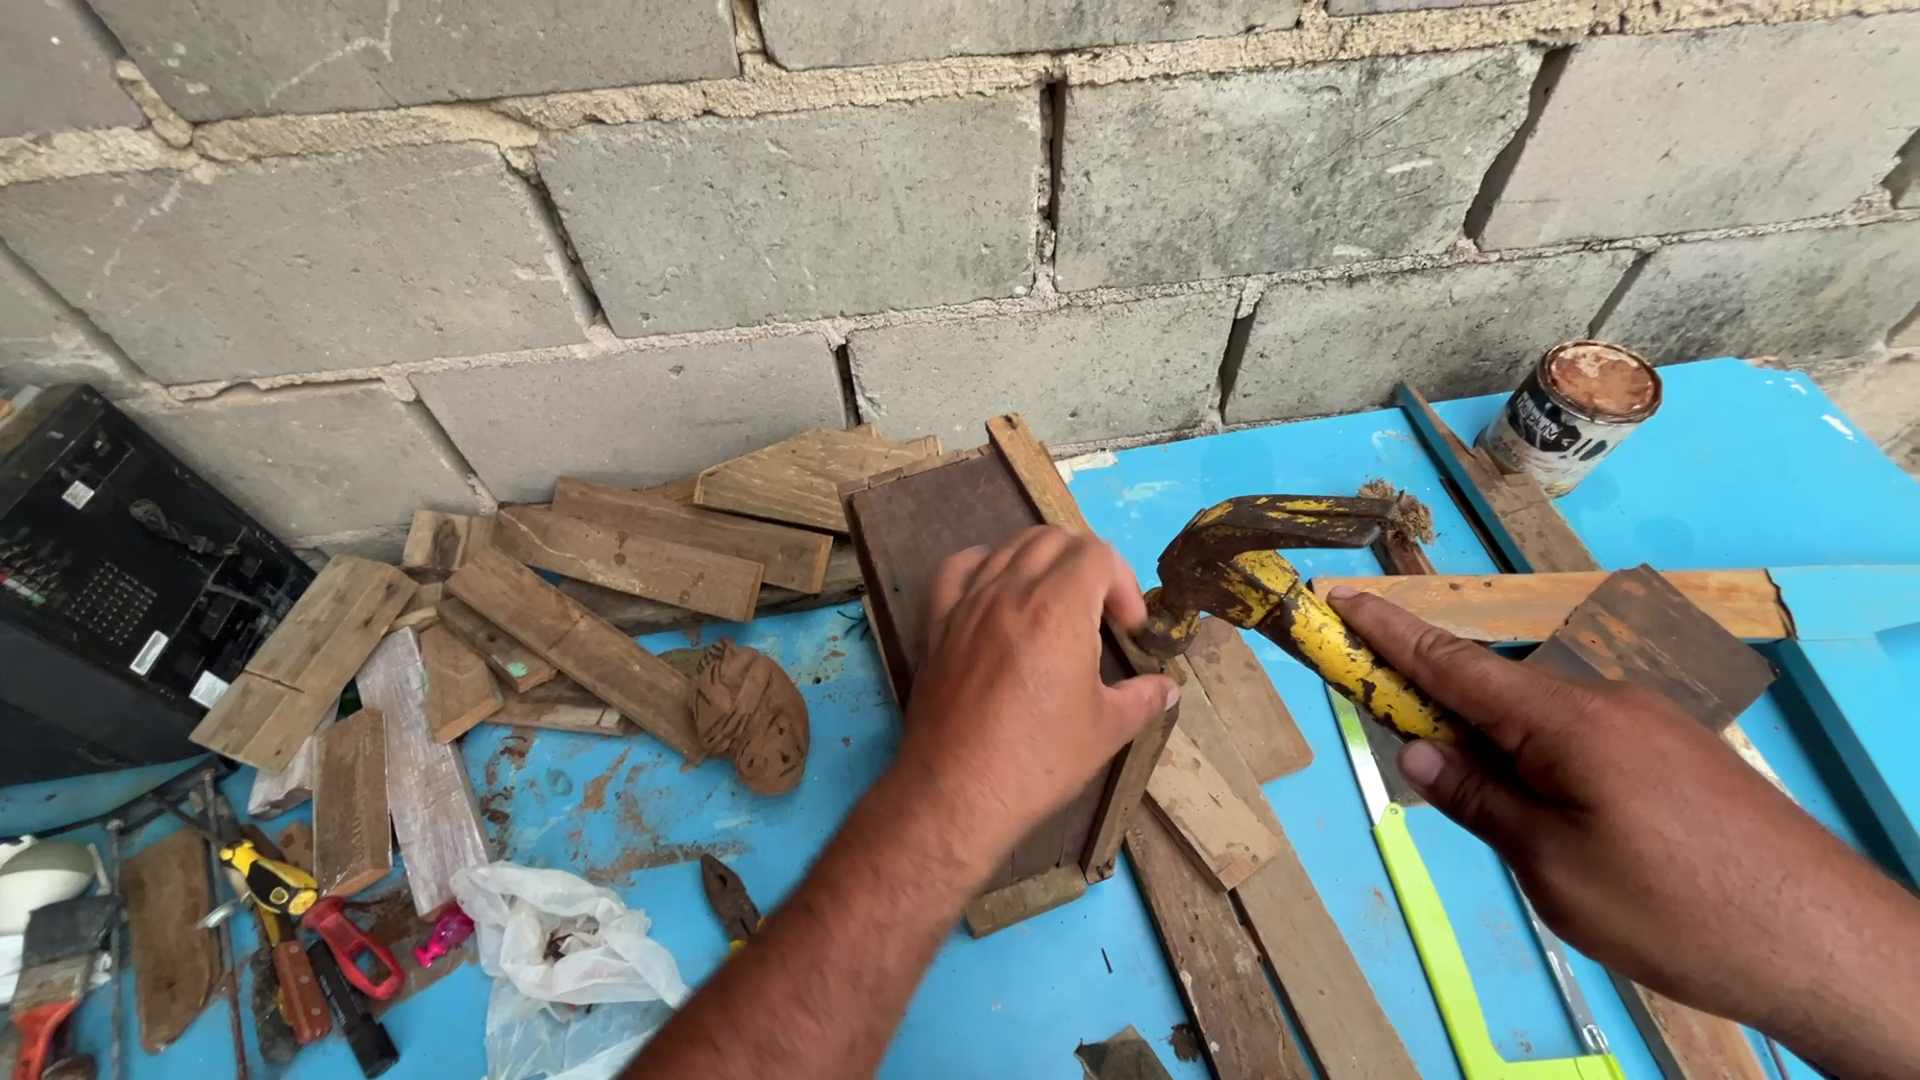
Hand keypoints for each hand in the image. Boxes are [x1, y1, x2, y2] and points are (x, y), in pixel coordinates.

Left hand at [898, 527, 1178, 861]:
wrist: (957, 791)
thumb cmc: (1039, 759)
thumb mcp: (1107, 730)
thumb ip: (1144, 698)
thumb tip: (1170, 688)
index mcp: (1058, 607)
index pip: (1098, 554)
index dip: (1124, 583)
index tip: (1128, 629)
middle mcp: (1010, 590)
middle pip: (1054, 539)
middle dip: (1088, 564)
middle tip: (1098, 612)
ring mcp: (968, 602)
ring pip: (1008, 546)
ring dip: (1042, 562)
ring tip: (1055, 602)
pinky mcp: (938, 621)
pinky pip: (957, 568)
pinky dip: (984, 565)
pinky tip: (998, 590)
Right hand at [1328, 586, 1919, 1074]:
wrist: (1855, 961)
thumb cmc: (1682, 914)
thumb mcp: (1551, 868)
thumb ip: (1476, 798)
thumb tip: (1413, 748)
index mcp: (1567, 720)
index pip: (1450, 661)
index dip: (1385, 629)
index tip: (1336, 597)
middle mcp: (1606, 700)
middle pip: (1490, 687)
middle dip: (1437, 706)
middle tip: (1415, 755)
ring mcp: (1649, 721)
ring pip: (1536, 716)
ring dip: (1494, 744)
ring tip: (1508, 817)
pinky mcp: (1677, 749)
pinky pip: (1578, 734)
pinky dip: (1537, 755)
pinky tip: (1558, 815)